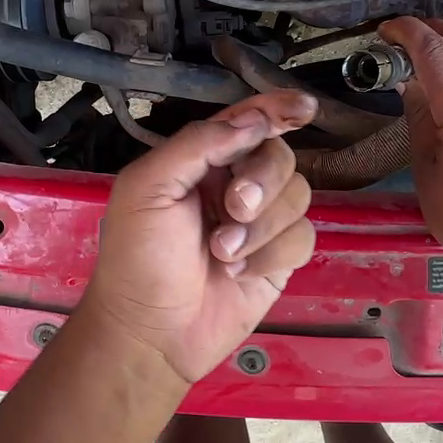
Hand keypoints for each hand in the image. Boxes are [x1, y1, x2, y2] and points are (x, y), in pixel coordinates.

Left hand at [78, 90, 318, 387]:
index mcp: (203, 161)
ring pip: (298, 196)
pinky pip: (303, 237)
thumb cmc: (138, 256)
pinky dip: (272, 254)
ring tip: (222, 253)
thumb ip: (198, 144)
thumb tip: (255, 120)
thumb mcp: (149, 188)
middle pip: (280, 156)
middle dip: (262, 180)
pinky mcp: (278, 258)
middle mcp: (236, 184)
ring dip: (261, 225)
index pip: (248, 122)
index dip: (278, 109)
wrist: (151, 334)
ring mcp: (261, 222)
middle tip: (234, 207)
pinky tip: (240, 274)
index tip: (304, 108)